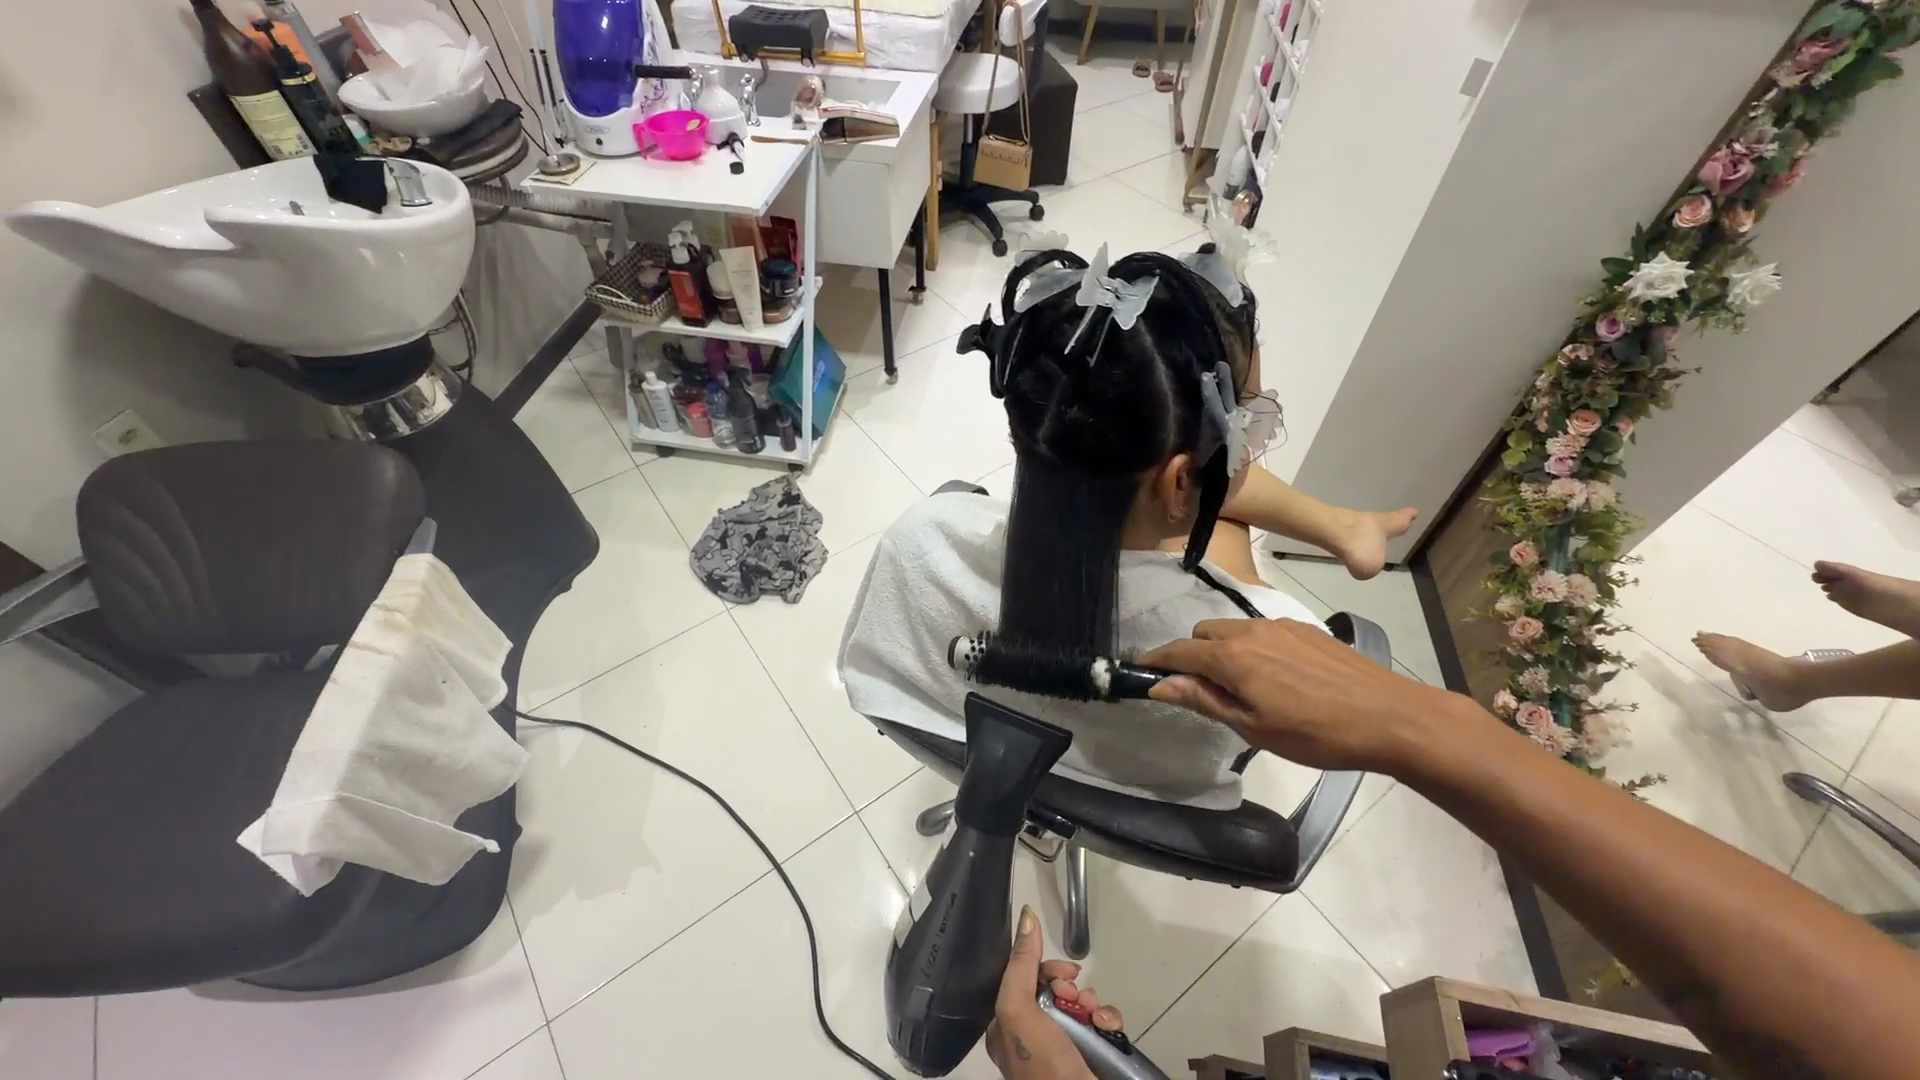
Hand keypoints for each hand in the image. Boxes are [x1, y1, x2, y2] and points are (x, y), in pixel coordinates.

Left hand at [985, 906, 1123, 1079]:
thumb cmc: (1040, 1064)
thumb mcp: (1018, 1010)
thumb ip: (1021, 964)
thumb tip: (1026, 915)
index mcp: (1007, 1026)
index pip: (1022, 979)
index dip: (1041, 966)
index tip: (1062, 969)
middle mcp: (1034, 1035)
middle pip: (1053, 988)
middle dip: (1068, 984)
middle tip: (1074, 992)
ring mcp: (1066, 1046)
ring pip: (1080, 1003)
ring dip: (1091, 1001)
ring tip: (1094, 1013)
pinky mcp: (1094, 1054)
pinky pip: (1103, 1023)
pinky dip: (1108, 1019)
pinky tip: (1107, 1026)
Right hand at [1140, 618, 1467, 772]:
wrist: (1391, 717)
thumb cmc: (1316, 734)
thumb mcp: (1253, 727)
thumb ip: (1204, 700)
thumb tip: (1160, 685)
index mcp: (1232, 657)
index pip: (1178, 651)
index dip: (1156, 662)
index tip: (1141, 673)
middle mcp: (1250, 630)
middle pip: (1202, 633)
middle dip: (1191, 655)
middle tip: (1201, 690)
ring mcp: (1280, 625)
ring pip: (1232, 628)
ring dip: (1221, 649)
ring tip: (1239, 685)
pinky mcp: (1305, 629)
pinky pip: (1261, 629)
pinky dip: (1250, 646)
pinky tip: (1274, 676)